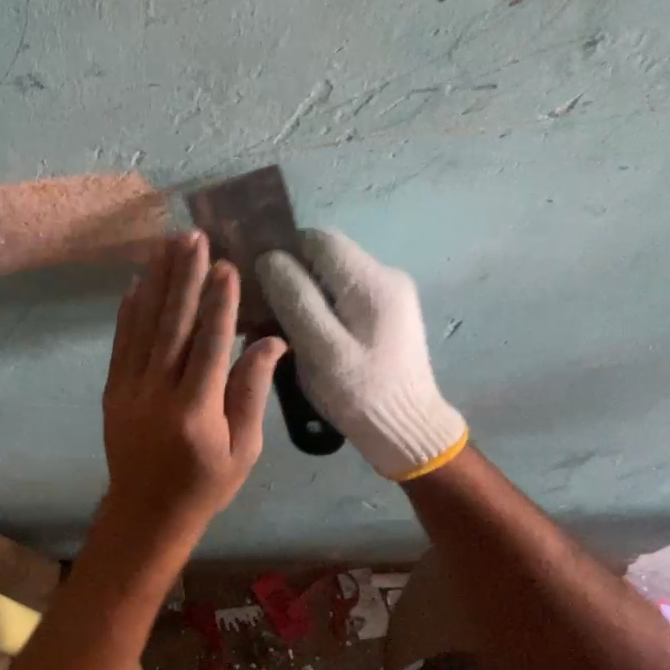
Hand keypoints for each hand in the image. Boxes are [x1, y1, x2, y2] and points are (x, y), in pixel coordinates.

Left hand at [102, 230, 285, 527]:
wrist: (145, 511)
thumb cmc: (205, 483)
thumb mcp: (244, 447)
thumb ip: (251, 391)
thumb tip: (270, 341)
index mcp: (195, 411)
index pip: (208, 345)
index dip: (218, 303)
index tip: (226, 264)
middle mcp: (156, 393)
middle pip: (171, 325)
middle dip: (183, 277)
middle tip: (193, 237)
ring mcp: (128, 388)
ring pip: (141, 325)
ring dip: (155, 282)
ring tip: (165, 245)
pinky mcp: (112, 388)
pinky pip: (120, 342)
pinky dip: (128, 310)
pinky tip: (137, 282)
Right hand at [255, 229, 466, 481]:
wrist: (407, 431)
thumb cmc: (359, 391)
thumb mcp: (318, 347)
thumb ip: (294, 297)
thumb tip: (270, 258)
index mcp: (370, 281)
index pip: (317, 238)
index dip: (284, 254)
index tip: (262, 287)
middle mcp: (385, 277)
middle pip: (323, 257)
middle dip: (291, 278)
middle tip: (268, 316)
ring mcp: (389, 296)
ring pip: (330, 277)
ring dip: (303, 297)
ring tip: (285, 333)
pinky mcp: (386, 314)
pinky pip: (342, 296)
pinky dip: (319, 310)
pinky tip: (309, 341)